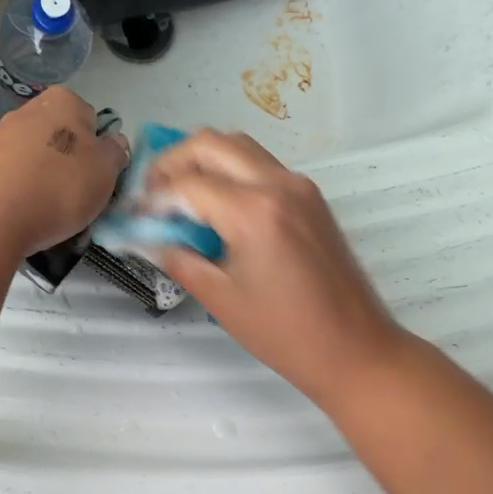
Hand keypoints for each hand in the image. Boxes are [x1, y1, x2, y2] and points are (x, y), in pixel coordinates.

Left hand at [0, 87, 128, 254]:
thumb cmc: (58, 186)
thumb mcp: (105, 171)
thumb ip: (114, 152)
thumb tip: (113, 142)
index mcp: (64, 101)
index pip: (92, 119)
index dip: (98, 148)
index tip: (97, 176)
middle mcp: (27, 111)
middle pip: (59, 139)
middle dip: (68, 164)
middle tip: (76, 198)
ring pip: (33, 160)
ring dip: (42, 182)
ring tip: (48, 215)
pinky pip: (9, 180)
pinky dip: (18, 195)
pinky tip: (21, 217)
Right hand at [150, 130, 409, 400]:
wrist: (357, 349)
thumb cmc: (286, 334)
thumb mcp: (220, 299)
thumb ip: (179, 258)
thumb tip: (149, 239)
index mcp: (254, 211)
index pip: (187, 184)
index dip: (153, 198)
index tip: (134, 217)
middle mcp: (278, 184)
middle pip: (212, 144)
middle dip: (173, 162)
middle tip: (154, 196)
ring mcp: (300, 186)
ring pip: (238, 146)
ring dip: (203, 162)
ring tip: (181, 198)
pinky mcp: (311, 197)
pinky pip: (260, 165)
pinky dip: (230, 172)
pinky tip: (215, 209)